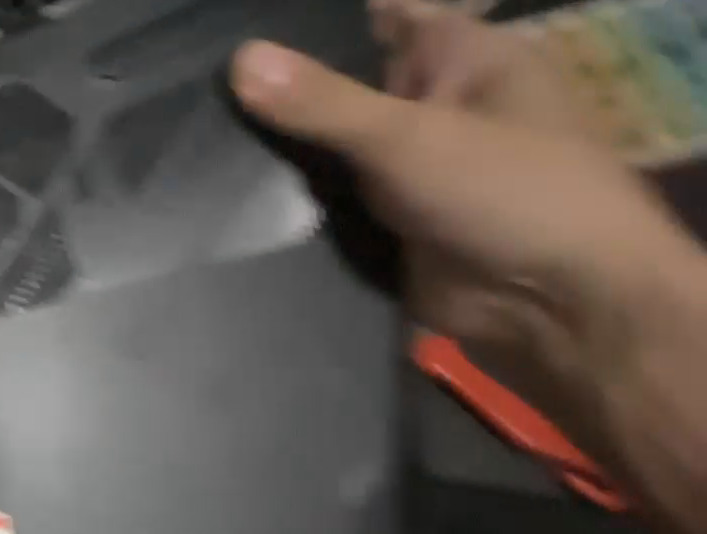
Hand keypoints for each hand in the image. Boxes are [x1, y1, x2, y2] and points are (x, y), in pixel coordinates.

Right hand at [230, 0, 706, 414]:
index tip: (238, 41)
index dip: (310, 28)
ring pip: (321, 151)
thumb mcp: (409, 136)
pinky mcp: (377, 225)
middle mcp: (426, 108)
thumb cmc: (507, 192)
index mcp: (458, 59)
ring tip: (193, 149)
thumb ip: (323, 103)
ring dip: (272, 157)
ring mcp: (399, 170)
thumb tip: (240, 59)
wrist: (545, 302)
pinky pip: (319, 205)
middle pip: (337, 89)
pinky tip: (222, 205)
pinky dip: (280, 207)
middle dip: (276, 96)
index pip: (376, 20)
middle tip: (197, 99)